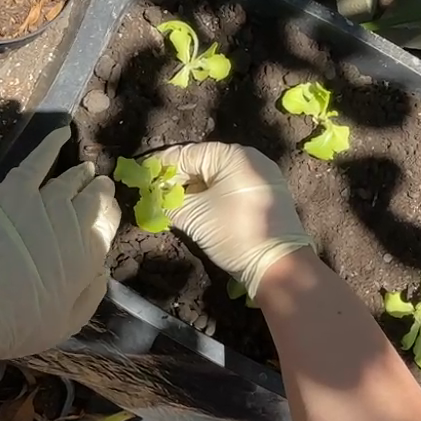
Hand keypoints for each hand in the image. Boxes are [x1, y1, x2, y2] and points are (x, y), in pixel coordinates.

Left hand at [0, 127, 120, 366]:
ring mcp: (42, 202)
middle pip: (92, 198)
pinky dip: (50, 144)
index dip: (108, 217)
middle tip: (100, 186)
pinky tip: (61, 132)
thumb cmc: (14, 325)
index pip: (108, 224)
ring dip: (80, 173)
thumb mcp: (65, 324)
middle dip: (98, 191)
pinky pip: (37, 160)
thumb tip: (101, 270)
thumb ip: (89, 295)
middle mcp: (72, 223)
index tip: (105, 213)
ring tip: (85, 170)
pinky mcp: (11, 191)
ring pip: (69, 179)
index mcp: (88, 256)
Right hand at [148, 142, 312, 298]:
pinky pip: (230, 188)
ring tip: (171, 204)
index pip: (187, 154)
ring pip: (216, 178)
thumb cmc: (234, 232)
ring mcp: (261, 177)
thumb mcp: (193, 216)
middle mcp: (249, 159)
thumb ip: (168, 202)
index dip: (162, 167)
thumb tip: (153, 198)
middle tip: (154, 194)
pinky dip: (210, 197)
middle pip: (202, 163)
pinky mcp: (265, 196)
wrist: (279, 266)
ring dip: (192, 190)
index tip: (142, 177)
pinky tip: (194, 210)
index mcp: (233, 155)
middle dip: (177, 180)